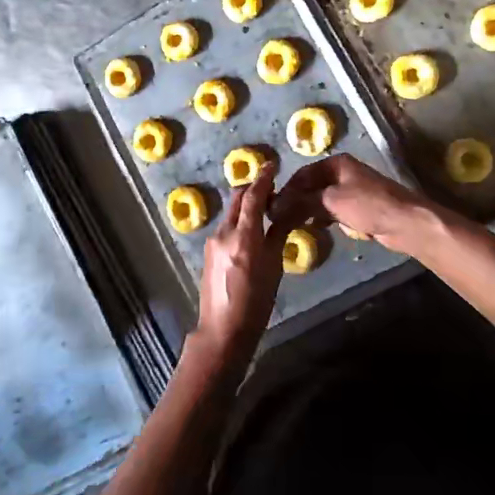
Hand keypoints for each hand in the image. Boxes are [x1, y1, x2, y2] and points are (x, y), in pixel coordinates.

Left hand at [196, 160, 287, 356]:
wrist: (223, 329)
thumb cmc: (256, 302)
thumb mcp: (274, 268)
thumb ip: (278, 236)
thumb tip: (285, 213)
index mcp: (244, 236)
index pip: (253, 196)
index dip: (264, 177)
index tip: (273, 164)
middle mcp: (224, 232)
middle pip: (238, 199)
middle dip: (254, 188)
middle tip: (273, 187)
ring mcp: (213, 241)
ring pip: (231, 213)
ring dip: (247, 205)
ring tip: (267, 210)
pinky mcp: (209, 251)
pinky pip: (227, 227)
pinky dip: (240, 220)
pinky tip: (253, 231)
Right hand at [272, 154, 438, 254]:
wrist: (405, 223)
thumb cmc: (368, 205)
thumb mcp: (330, 201)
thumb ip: (301, 202)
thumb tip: (275, 207)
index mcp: (336, 164)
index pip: (302, 174)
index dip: (286, 190)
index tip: (273, 207)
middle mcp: (342, 173)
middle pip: (311, 187)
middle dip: (296, 202)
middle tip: (279, 219)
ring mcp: (351, 191)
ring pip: (321, 200)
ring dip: (308, 211)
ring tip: (292, 225)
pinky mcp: (358, 208)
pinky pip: (333, 211)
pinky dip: (322, 218)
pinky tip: (315, 228)